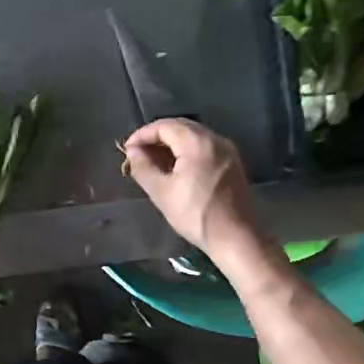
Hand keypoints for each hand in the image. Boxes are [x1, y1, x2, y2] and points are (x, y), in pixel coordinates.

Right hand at [123, 119, 261, 257]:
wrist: (236, 237)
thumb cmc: (195, 215)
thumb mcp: (162, 193)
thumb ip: (144, 168)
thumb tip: (133, 152)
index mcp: (197, 143)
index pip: (164, 126)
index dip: (142, 135)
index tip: (127, 150)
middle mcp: (215, 139)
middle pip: (181, 127)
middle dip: (157, 137)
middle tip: (138, 154)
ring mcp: (227, 150)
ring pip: (194, 136)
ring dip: (172, 144)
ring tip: (154, 161)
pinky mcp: (233, 163)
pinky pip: (205, 147)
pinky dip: (187, 151)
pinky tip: (177, 168)